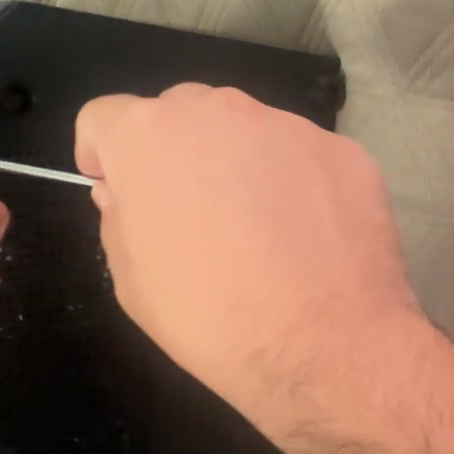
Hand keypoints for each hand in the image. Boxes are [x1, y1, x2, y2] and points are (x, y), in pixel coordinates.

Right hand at [74, 85, 420, 449]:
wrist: (327, 341)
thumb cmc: (214, 318)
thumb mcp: (134, 282)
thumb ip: (120, 221)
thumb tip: (126, 193)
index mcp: (151, 135)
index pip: (107, 117)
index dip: (106, 155)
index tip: (121, 191)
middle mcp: (223, 112)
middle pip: (185, 114)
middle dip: (180, 152)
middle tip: (197, 213)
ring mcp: (293, 127)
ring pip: (253, 132)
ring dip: (246, 165)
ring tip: (266, 230)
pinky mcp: (347, 152)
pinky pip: (308, 158)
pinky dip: (303, 184)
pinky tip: (314, 236)